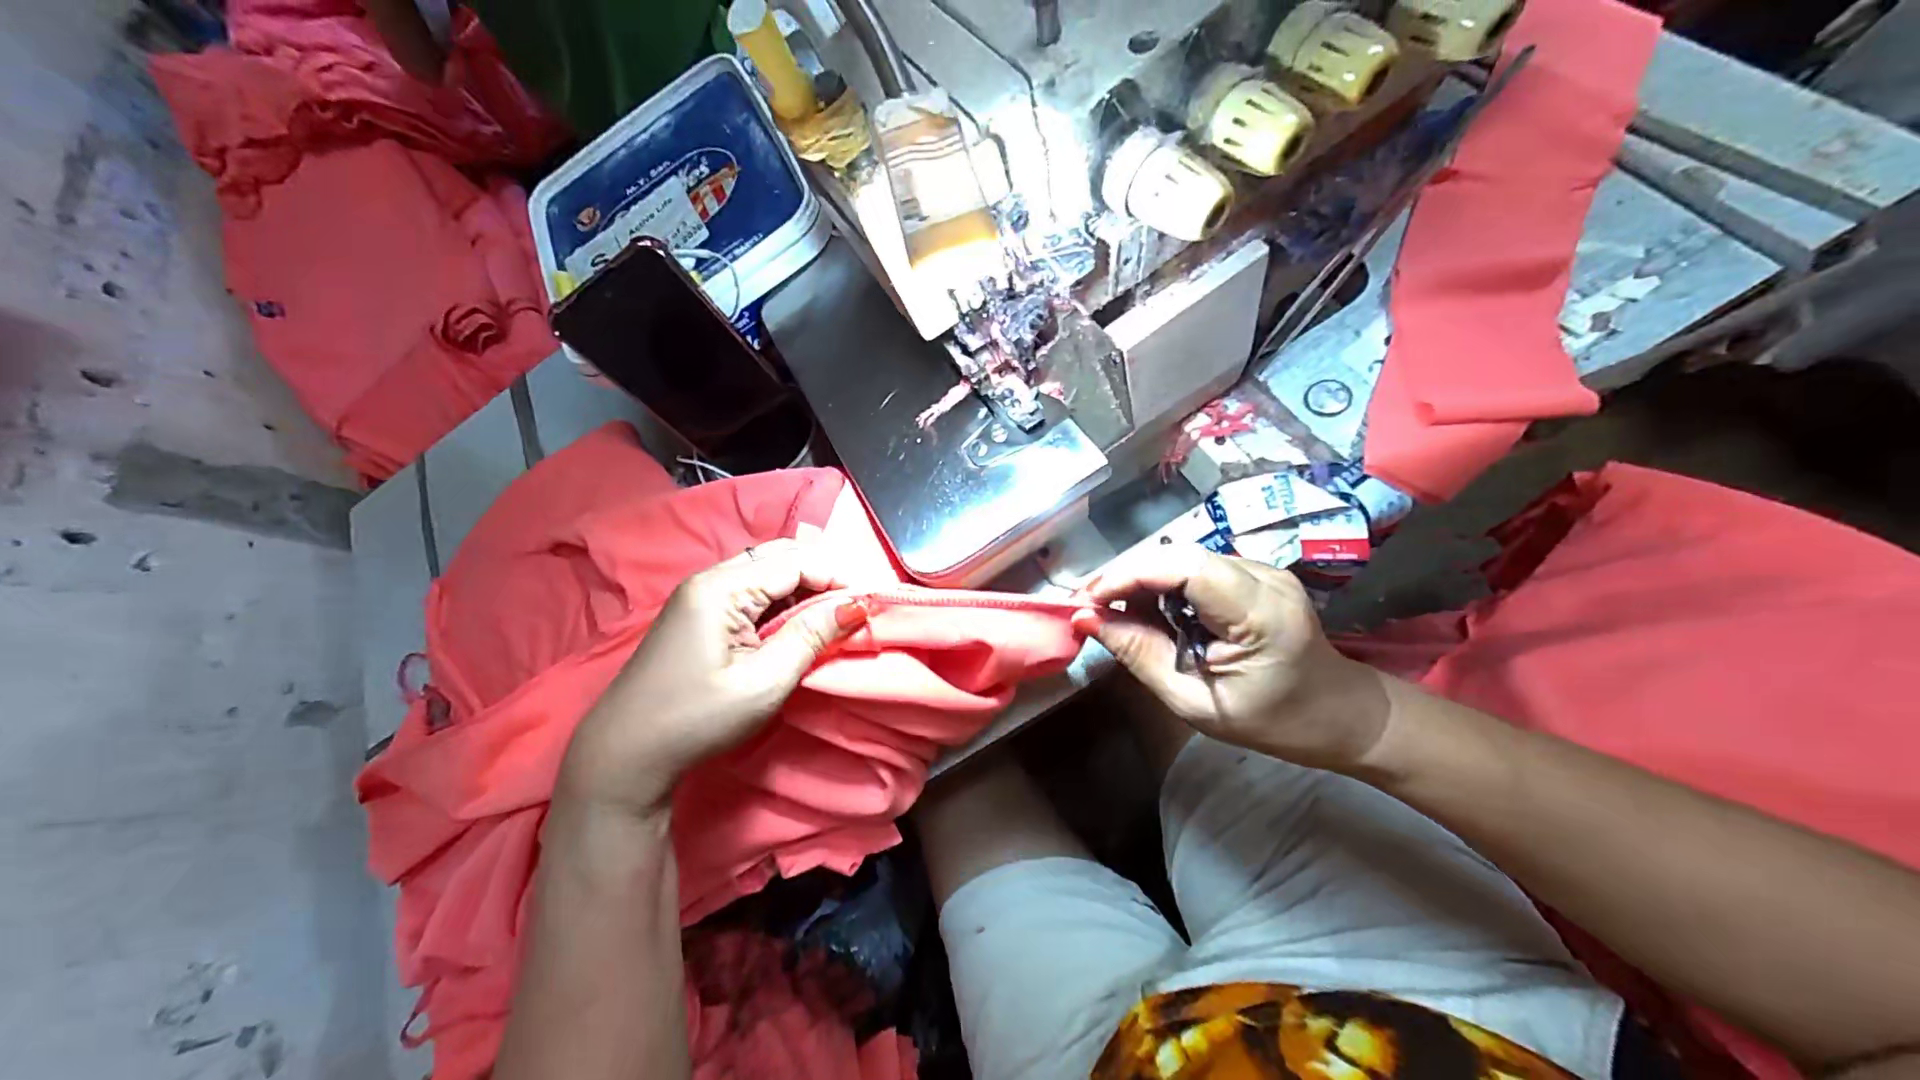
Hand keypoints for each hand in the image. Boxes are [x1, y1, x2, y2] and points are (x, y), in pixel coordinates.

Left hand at [557, 533, 869, 818]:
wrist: (624, 754)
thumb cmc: (696, 719)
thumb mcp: (763, 682)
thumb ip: (812, 637)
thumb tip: (857, 605)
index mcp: (721, 588)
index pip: (796, 561)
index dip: (839, 576)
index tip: (872, 602)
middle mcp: (711, 578)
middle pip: (781, 557)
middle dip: (825, 576)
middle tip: (857, 607)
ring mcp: (702, 594)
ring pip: (769, 573)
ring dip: (806, 590)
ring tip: (837, 617)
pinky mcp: (701, 614)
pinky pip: (754, 593)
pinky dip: (784, 603)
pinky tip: (801, 625)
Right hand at [1076, 544, 1390, 771]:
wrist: (1340, 714)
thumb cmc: (1274, 721)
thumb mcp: (1197, 702)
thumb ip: (1140, 655)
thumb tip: (1085, 619)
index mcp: (1260, 611)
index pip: (1184, 567)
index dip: (1130, 574)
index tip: (1089, 600)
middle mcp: (1263, 576)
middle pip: (1178, 555)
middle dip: (1126, 575)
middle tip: (1087, 605)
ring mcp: (1262, 569)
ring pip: (1182, 558)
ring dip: (1139, 579)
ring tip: (1108, 609)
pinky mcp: (1254, 573)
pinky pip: (1195, 568)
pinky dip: (1160, 585)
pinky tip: (1144, 608)